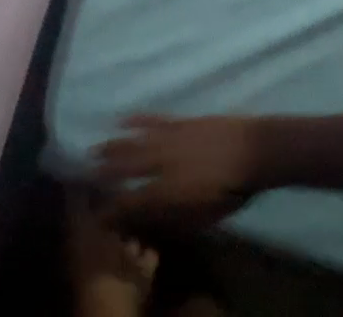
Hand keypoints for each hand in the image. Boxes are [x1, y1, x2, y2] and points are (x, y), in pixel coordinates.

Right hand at [92, 114, 264, 232]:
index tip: (98, 214)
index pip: (130, 203)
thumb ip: (175, 221)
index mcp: (166, 193)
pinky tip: (122, 119)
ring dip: (113, 146)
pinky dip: (136, 120)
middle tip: (87, 174)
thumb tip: (151, 223)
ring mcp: (169, 140)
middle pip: (124, 168)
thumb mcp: (205, 217)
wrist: (255, 152)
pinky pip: (153, 120)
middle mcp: (161, 165)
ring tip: (96, 149)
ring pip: (133, 143)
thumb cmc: (233, 191)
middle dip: (103, 173)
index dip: (112, 210)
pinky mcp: (180, 122)